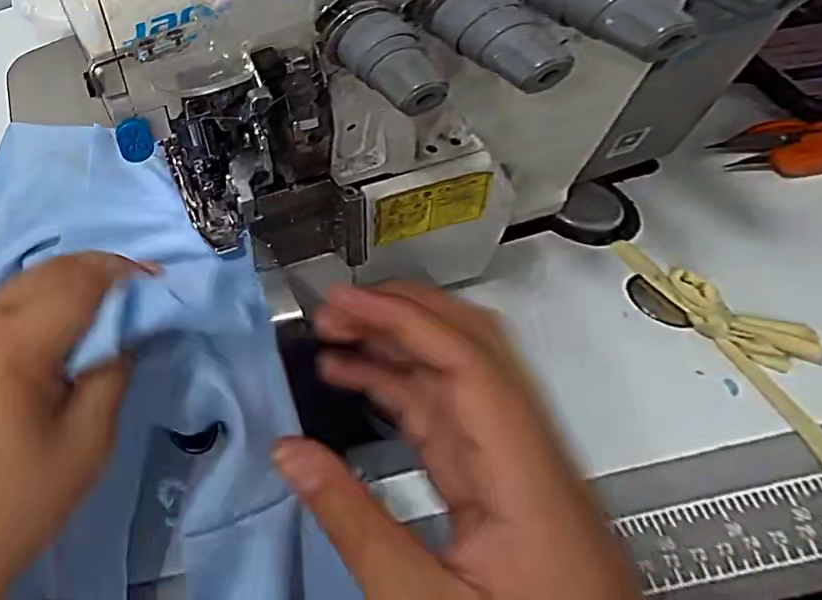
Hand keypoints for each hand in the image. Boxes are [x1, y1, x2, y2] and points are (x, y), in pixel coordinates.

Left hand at [0, 253, 141, 599]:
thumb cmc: (20, 500)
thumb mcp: (88, 443)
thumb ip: (112, 369)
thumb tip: (125, 324)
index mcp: (8, 348)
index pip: (73, 284)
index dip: (117, 272)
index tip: (152, 277)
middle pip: (45, 273)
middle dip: (94, 270)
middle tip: (134, 283)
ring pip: (21, 283)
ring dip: (64, 282)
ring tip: (103, 298)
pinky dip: (34, 300)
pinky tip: (56, 319)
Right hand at [272, 282, 638, 599]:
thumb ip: (353, 521)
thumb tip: (289, 451)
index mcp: (530, 482)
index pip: (470, 361)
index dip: (402, 316)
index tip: (344, 299)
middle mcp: (532, 463)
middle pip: (473, 349)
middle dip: (398, 313)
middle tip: (336, 308)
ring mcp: (517, 474)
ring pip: (453, 377)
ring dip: (391, 344)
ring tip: (332, 334)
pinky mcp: (498, 491)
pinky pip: (443, 413)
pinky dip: (395, 385)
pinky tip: (355, 379)